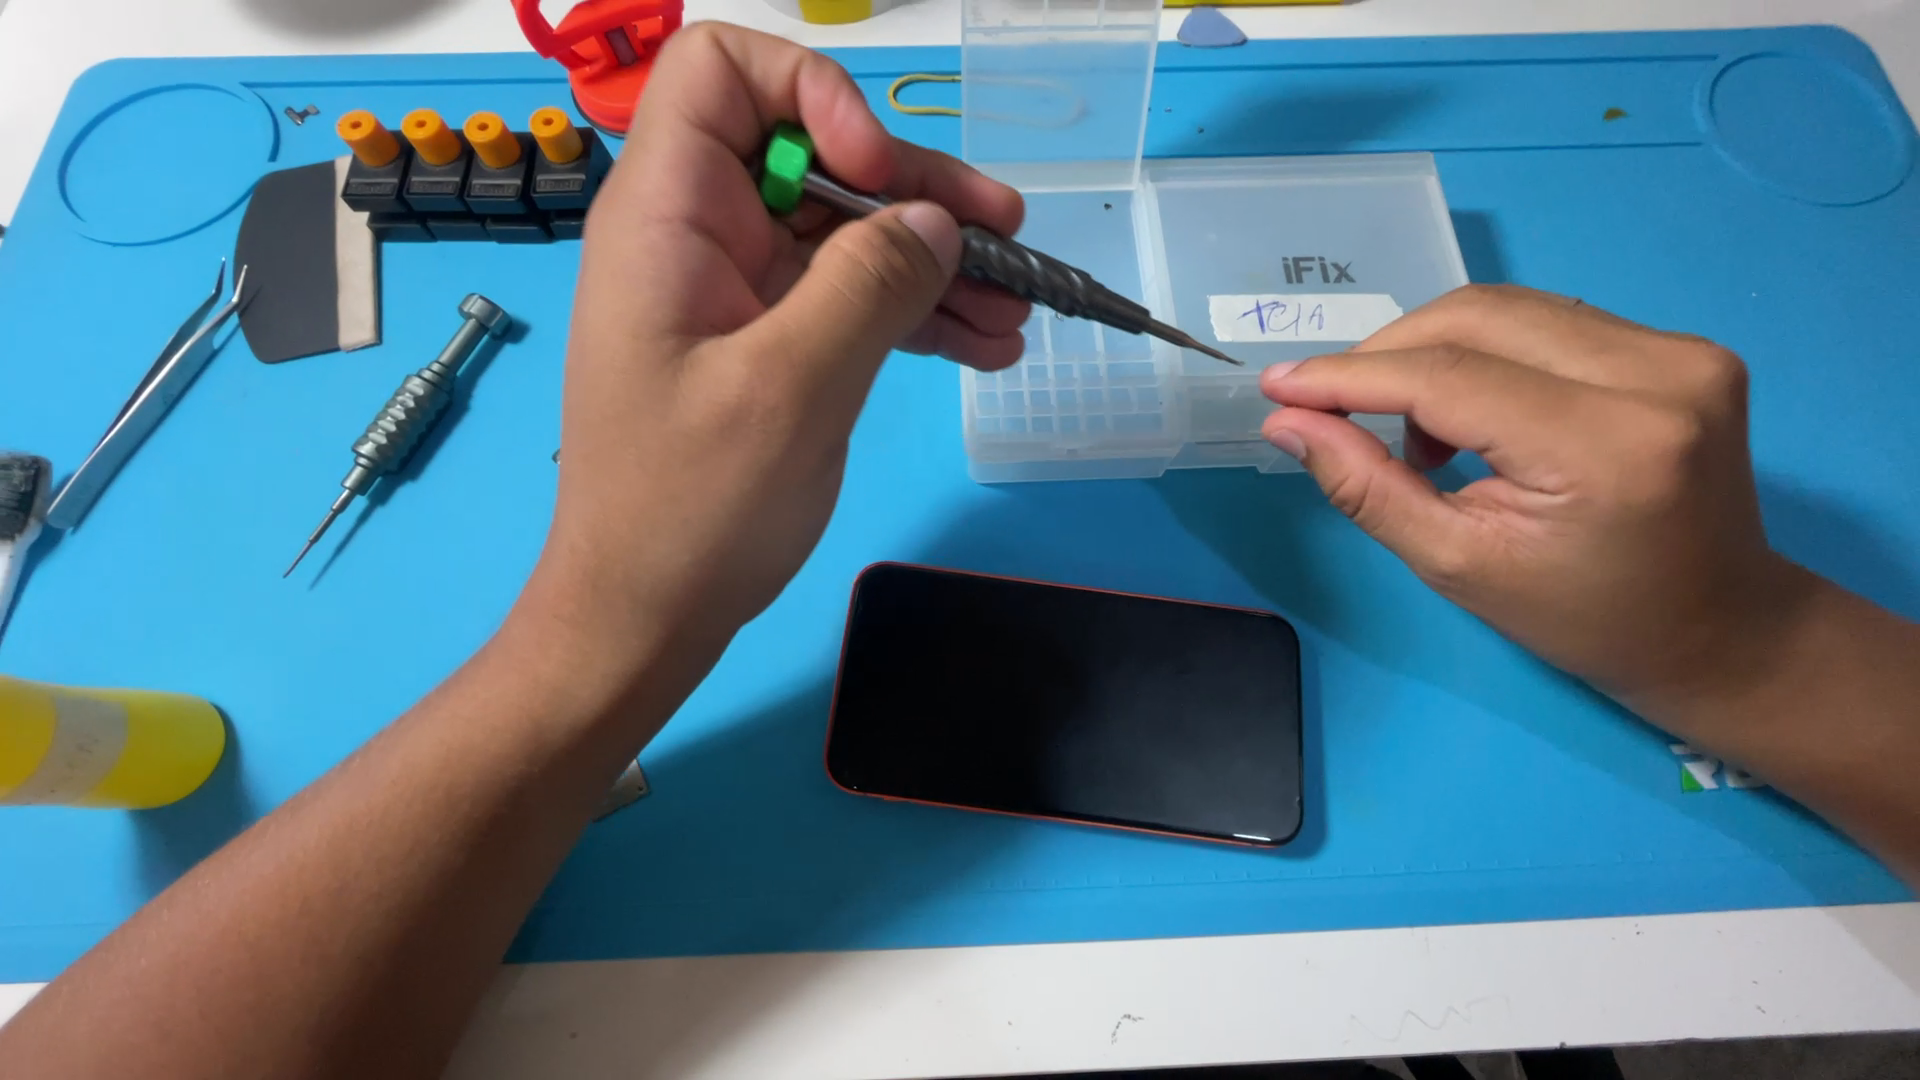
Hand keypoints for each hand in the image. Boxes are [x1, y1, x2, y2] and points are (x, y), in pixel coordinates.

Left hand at [520, 24, 1028, 675]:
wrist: (653, 610)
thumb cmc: (695, 505)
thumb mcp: (789, 387)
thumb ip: (868, 285)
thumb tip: (935, 221)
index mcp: (672, 218)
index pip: (724, 76)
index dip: (813, 96)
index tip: (880, 173)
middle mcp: (707, 240)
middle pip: (820, 163)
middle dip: (918, 194)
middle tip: (1010, 234)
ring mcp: (747, 300)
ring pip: (852, 242)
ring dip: (938, 267)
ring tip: (1017, 310)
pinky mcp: (780, 353)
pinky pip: (857, 307)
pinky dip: (920, 319)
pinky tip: (986, 346)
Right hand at [1260, 285, 1805, 707]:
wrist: (1718, 628)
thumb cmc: (1578, 615)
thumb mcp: (1451, 562)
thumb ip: (1363, 486)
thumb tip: (1287, 424)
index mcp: (1605, 445)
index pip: (1446, 379)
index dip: (1348, 377)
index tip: (1277, 387)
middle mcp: (1656, 373)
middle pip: (1473, 318)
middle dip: (1379, 356)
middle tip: (1328, 408)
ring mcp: (1678, 349)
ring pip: (1503, 310)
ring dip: (1422, 354)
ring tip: (1407, 430)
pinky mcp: (1676, 346)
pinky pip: (1538, 323)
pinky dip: (1473, 355)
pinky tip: (1462, 414)